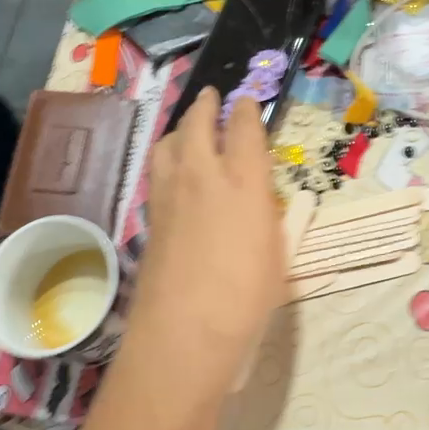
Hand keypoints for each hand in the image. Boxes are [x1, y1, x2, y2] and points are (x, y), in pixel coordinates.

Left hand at [124, 88, 284, 390]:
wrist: (184, 333)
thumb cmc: (247, 300)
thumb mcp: (278, 258)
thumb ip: (276, 223)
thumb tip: (270, 205)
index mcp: (244, 182)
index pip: (243, 128)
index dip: (247, 109)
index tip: (248, 100)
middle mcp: (203, 176)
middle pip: (197, 123)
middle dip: (206, 105)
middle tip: (212, 96)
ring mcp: (169, 194)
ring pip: (167, 143)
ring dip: (180, 129)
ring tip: (188, 130)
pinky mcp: (150, 217)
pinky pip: (157, 172)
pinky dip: (166, 159)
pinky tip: (173, 172)